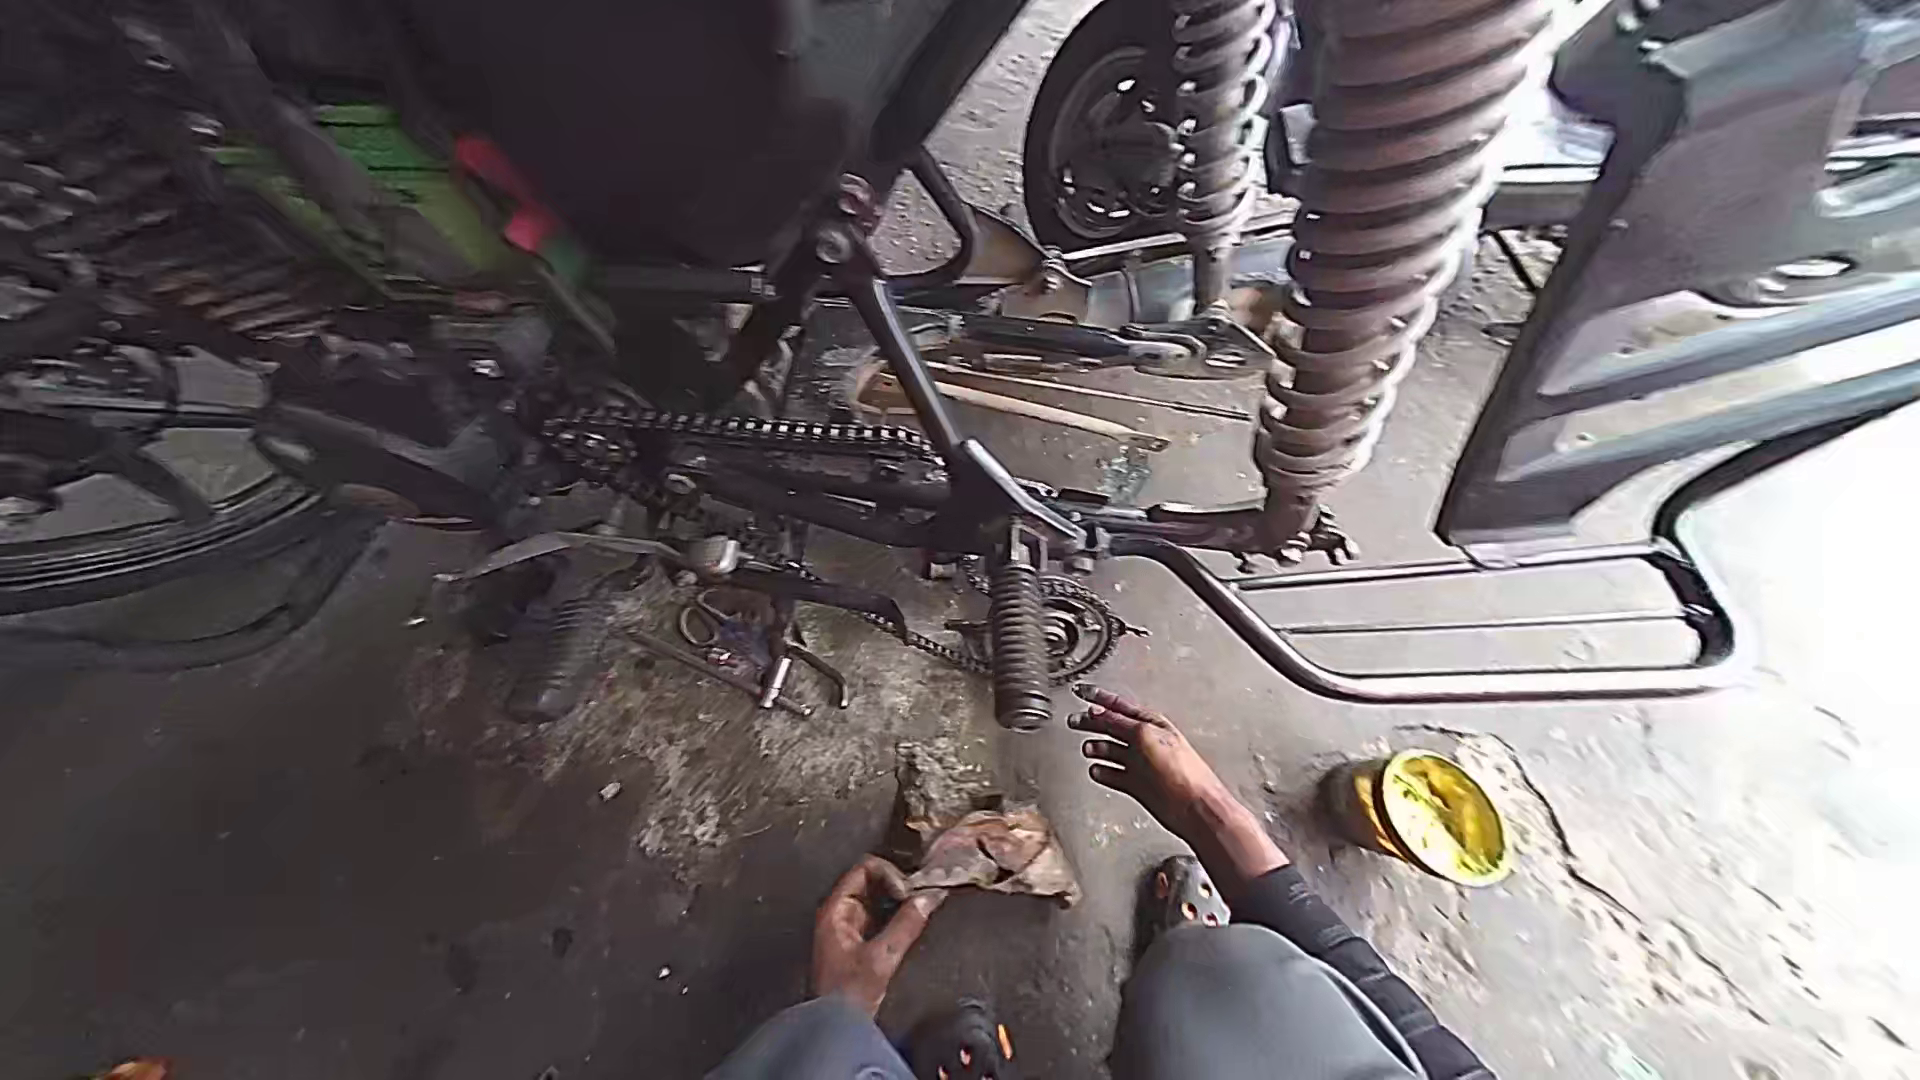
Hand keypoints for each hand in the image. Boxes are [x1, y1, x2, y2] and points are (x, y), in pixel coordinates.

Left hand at [811, 856, 945, 1016]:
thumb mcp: (880, 960)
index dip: (889, 873)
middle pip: (873, 881)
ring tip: (918, 908)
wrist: (832, 1035)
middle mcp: (840, 914)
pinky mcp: (860, 944)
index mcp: (836, 909)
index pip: (864, 868)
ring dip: (900, 901)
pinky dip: (898, 916)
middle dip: (898, 886)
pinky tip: (912, 923)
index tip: (906, 892)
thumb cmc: (845, 999)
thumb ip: (906, 925)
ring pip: (879, 899)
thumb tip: (928, 898)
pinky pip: (881, 917)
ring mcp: (849, 929)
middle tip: (918, 897)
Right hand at [1071, 685, 1286, 896]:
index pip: (1117, 705)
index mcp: (1149, 724)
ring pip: (1111, 751)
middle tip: (1074, 721)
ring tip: (1087, 749)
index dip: (1097, 697)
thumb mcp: (1144, 736)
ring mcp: (1141, 763)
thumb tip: (1098, 712)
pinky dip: (1103, 772)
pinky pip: (1115, 775)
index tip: (1081, 691)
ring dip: (1097, 748)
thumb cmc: (1180, 771)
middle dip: (1091, 722)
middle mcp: (1144, 741)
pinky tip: (1096, 770)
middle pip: (1110, 726)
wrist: (1195, 809)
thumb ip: (1119, 723)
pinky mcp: (1138, 785)